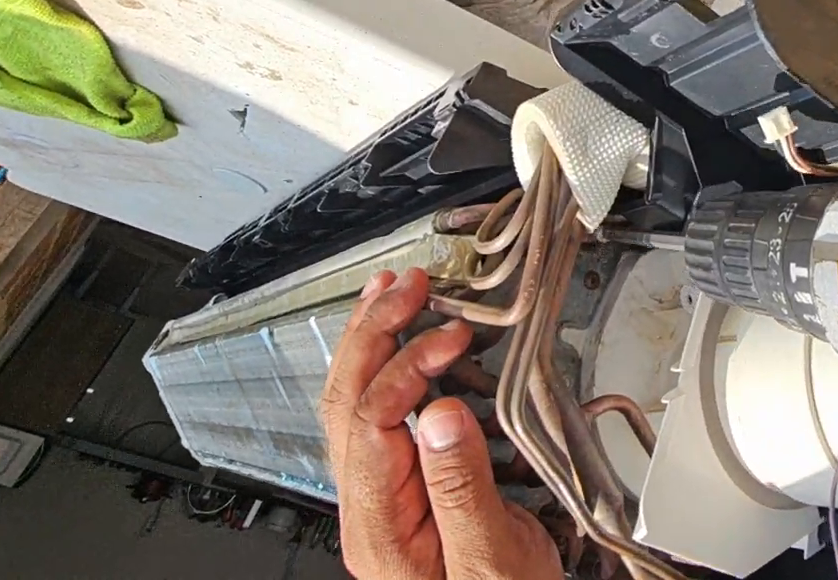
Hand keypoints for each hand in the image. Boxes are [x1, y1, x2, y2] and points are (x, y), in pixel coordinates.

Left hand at [319, 268, 561, 579]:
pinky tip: (401, 336)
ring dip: (369, 339)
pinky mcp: (404, 480)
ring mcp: (381, 490)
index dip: (407, 368)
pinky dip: (387, 361)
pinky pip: (379, 412)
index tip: (454, 335)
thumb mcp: (491, 556)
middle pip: (347, 403)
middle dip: (372, 334)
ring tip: (390, 290)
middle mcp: (369, 504)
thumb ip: (461, 489)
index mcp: (382, 525)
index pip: (373, 424)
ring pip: (353, 402)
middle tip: (409, 285)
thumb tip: (440, 413)